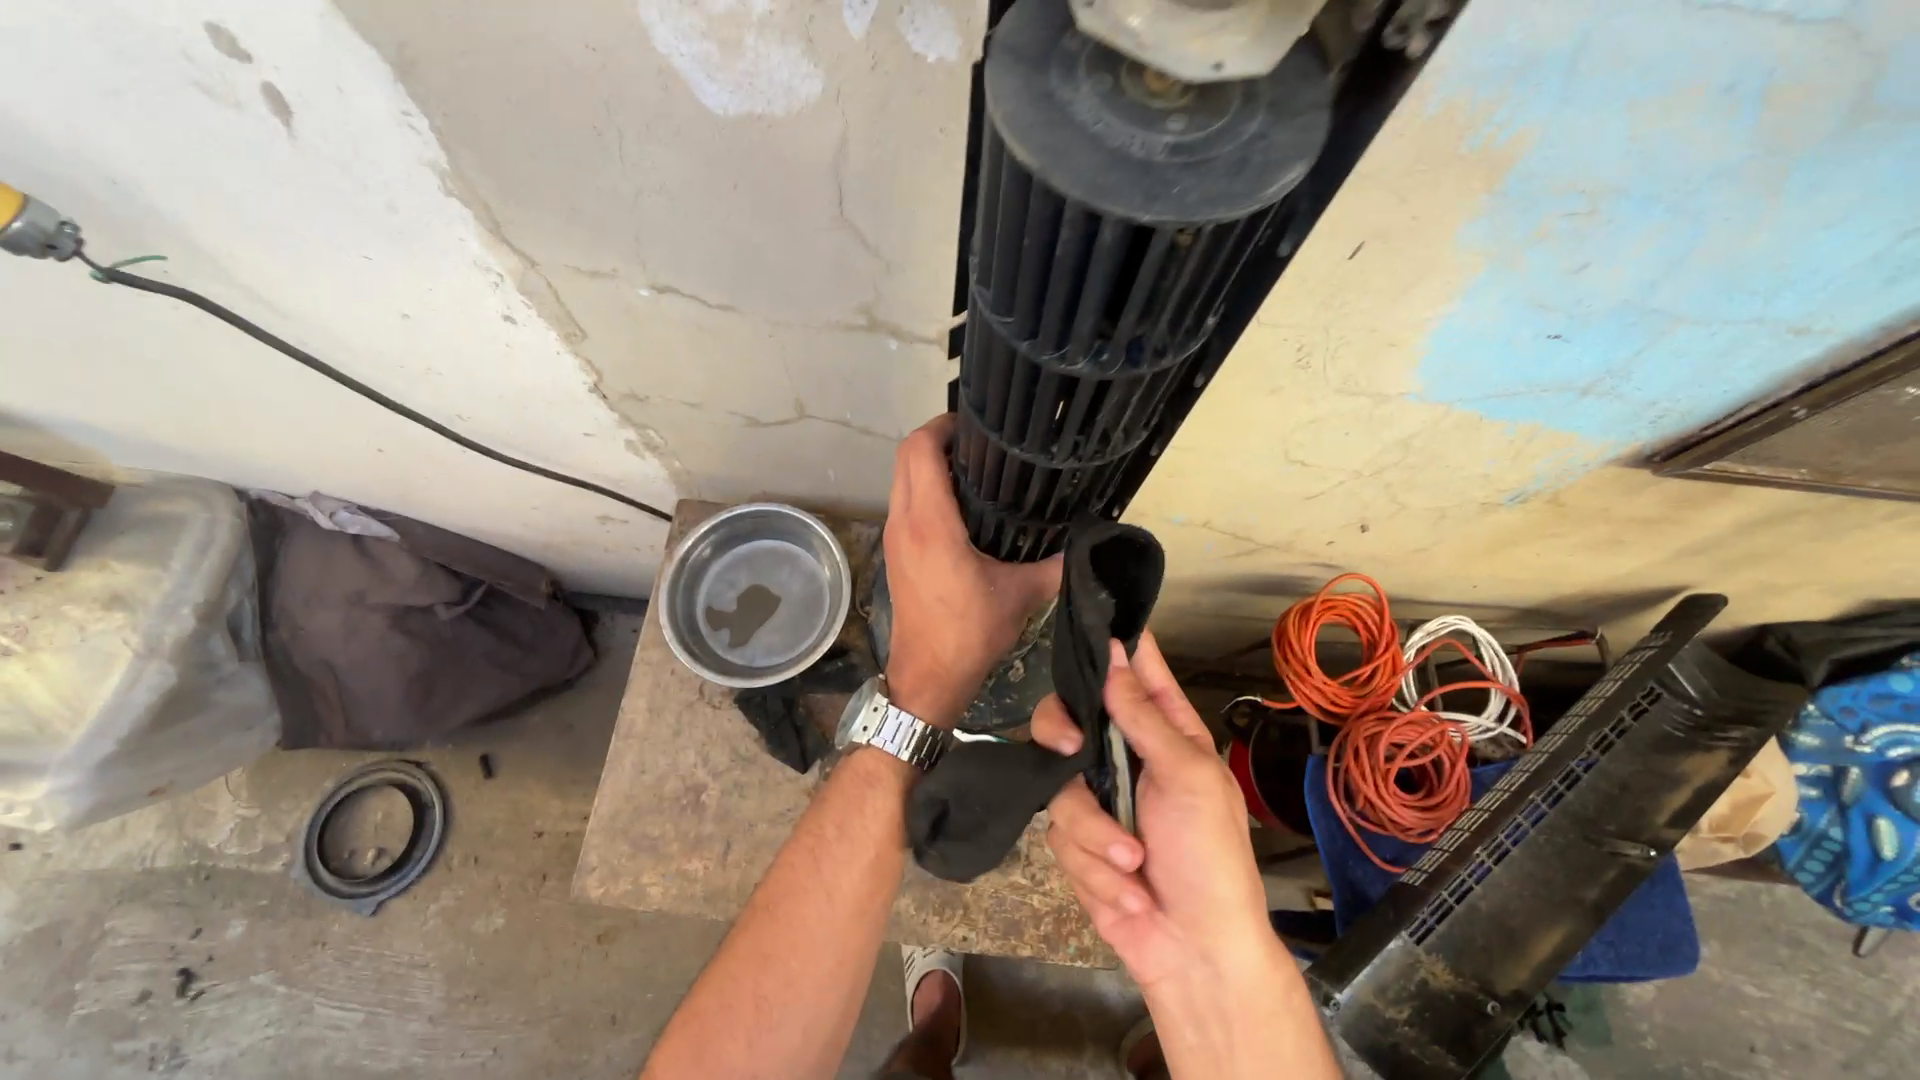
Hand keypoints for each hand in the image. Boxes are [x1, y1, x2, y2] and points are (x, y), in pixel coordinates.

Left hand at [882, 414, 1060, 727]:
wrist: (928, 677)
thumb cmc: (969, 634)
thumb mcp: (1020, 596)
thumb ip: (1056, 565)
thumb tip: (1087, 542)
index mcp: (930, 524)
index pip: (921, 451)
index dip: (944, 426)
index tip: (976, 423)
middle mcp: (904, 523)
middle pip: (906, 457)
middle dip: (937, 438)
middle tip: (980, 441)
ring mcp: (894, 537)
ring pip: (901, 479)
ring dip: (928, 464)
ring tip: (974, 465)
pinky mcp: (894, 552)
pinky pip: (904, 502)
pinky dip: (924, 488)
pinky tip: (959, 503)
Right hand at [1034, 632, 1337, 1078]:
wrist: (1193, 950)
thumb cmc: (1210, 857)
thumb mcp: (1189, 779)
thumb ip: (1146, 720)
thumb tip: (1116, 657)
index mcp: (1165, 734)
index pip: (1137, 674)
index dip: (1115, 645)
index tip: (1089, 615)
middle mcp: (1124, 758)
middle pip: (1068, 718)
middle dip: (1063, 736)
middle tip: (1068, 747)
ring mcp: (1096, 800)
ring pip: (1058, 787)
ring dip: (1097, 835)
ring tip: (1135, 863)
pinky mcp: (1077, 842)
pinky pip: (1059, 835)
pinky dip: (1094, 866)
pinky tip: (1127, 890)